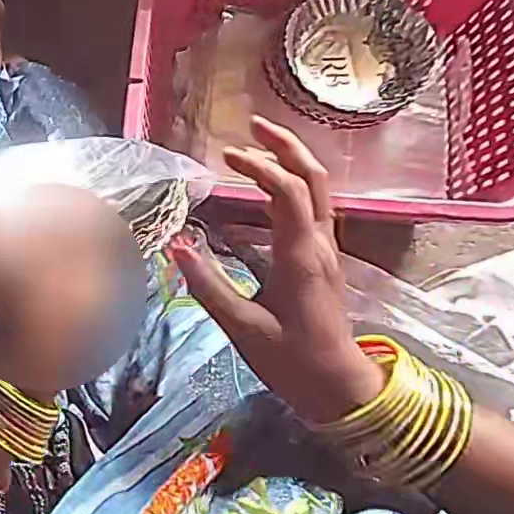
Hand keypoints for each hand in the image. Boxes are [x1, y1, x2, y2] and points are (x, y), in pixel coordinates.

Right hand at [168, 118, 386, 423]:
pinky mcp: (323, 259)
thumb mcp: (243, 327)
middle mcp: (320, 244)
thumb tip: (176, 247)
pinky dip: (293, 185)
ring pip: (319, 189)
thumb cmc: (292, 361)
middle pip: (314, 177)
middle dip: (286, 146)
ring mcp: (327, 250)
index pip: (287, 191)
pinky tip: (270, 189)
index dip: (259, 167)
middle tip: (253, 126)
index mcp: (302, 256)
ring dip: (292, 161)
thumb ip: (208, 285)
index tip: (227, 157)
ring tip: (260, 146)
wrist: (338, 386)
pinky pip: (314, 207)